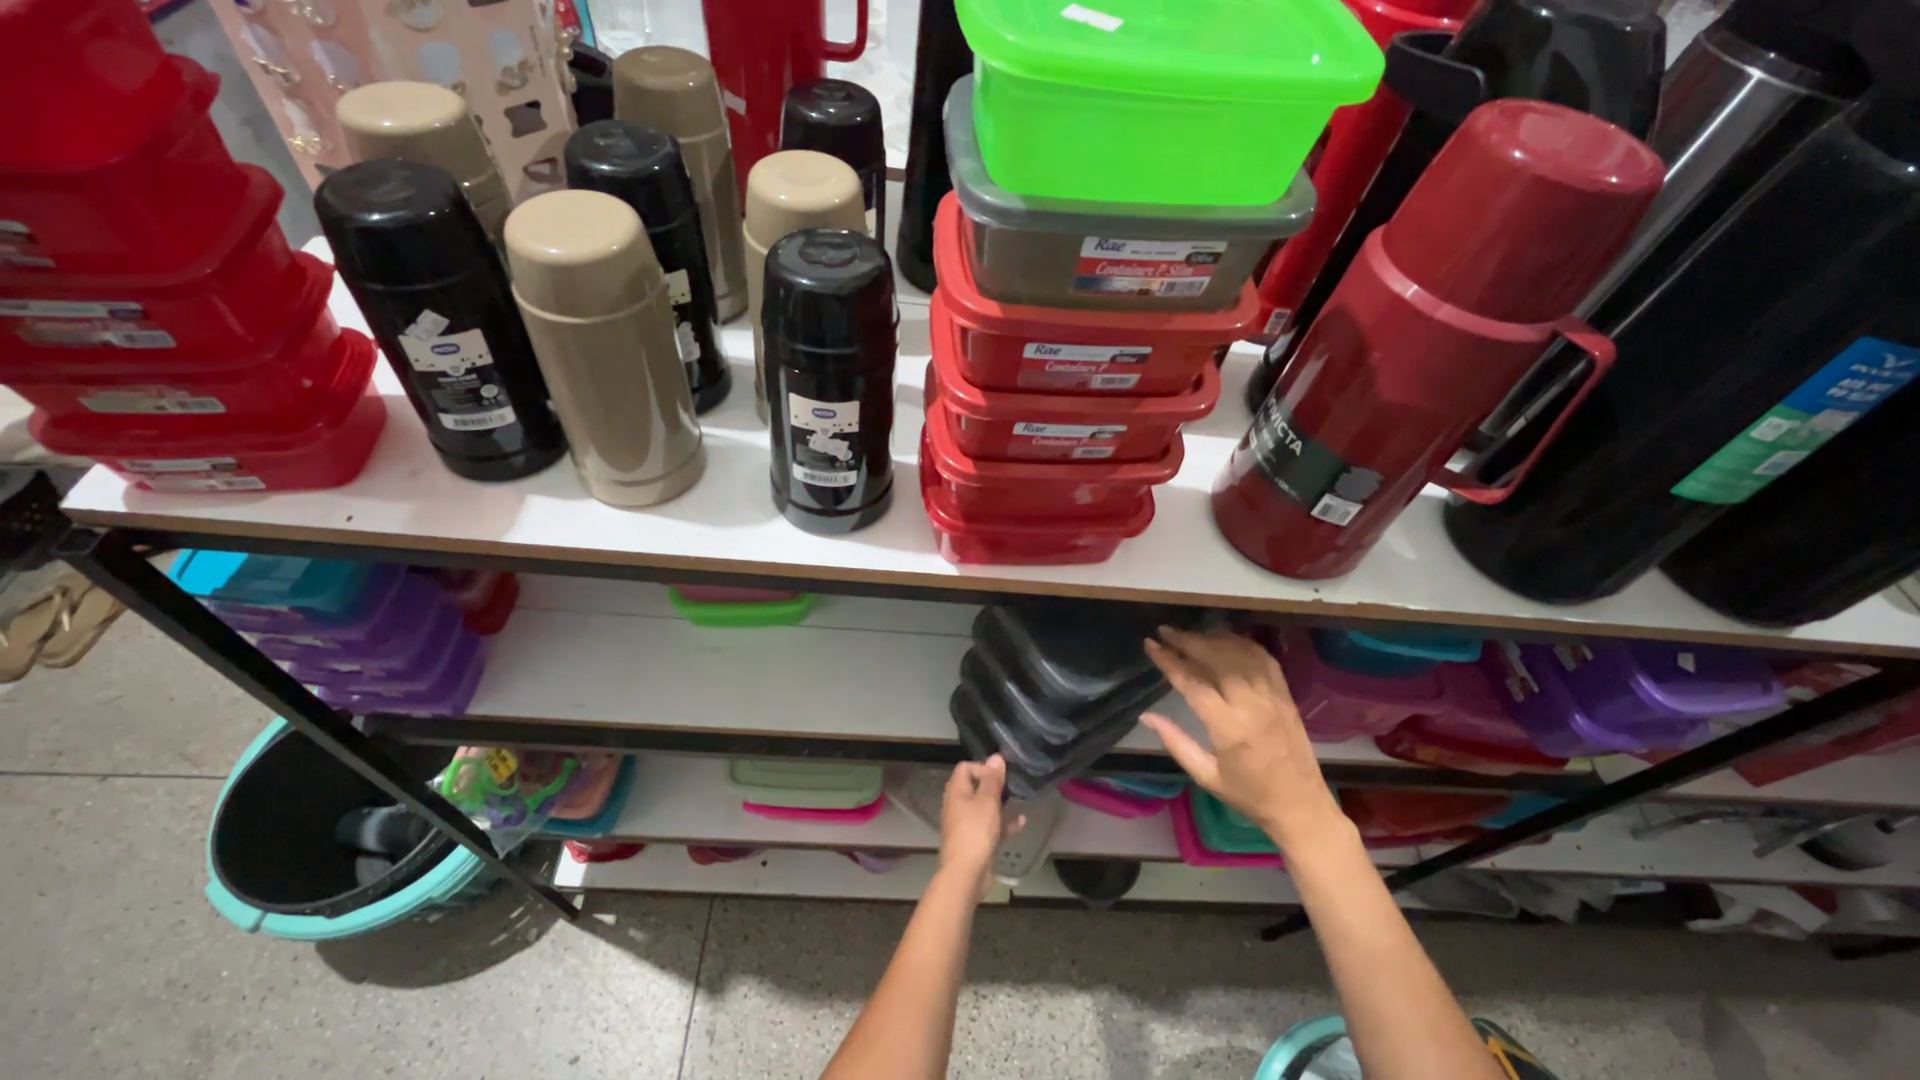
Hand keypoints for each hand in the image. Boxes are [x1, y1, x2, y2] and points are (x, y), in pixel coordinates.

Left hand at [938, 755, 1022, 898]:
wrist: (967, 873)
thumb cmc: (976, 831)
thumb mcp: (987, 801)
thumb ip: (992, 779)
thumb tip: (996, 756)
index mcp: (956, 792)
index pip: (965, 768)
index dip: (983, 766)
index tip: (1001, 774)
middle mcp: (959, 805)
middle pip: (976, 787)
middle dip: (995, 785)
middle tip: (1013, 785)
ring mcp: (967, 824)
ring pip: (985, 807)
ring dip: (1001, 804)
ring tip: (1019, 799)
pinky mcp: (977, 840)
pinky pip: (992, 826)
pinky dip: (1004, 823)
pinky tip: (1022, 822)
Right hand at [1140, 627, 1345, 849]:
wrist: (1301, 805)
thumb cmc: (1249, 795)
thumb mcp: (1206, 776)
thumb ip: (1176, 742)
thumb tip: (1146, 716)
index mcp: (1229, 727)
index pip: (1193, 682)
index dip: (1169, 661)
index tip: (1151, 645)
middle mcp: (1252, 704)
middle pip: (1217, 658)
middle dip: (1188, 641)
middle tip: (1166, 631)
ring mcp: (1273, 696)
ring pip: (1240, 653)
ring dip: (1213, 638)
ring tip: (1190, 634)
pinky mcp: (1286, 694)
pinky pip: (1264, 658)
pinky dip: (1242, 643)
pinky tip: (1225, 640)